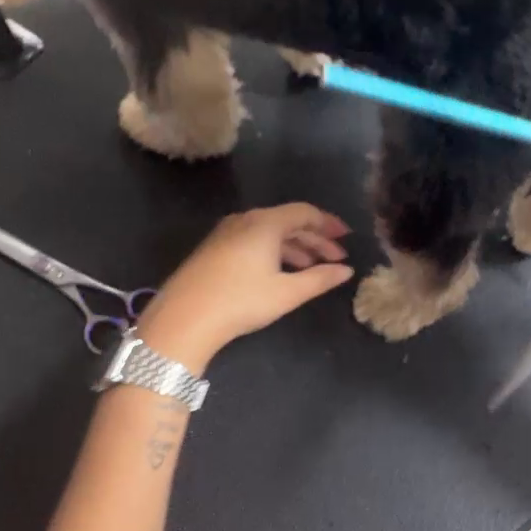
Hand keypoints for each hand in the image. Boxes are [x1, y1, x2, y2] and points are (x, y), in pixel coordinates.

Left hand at [136, 204, 353, 371]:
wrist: (184, 318)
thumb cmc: (241, 301)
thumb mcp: (287, 292)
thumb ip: (320, 279)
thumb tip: (346, 271)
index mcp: (265, 223)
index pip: (305, 213)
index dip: (328, 224)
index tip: (346, 238)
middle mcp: (245, 220)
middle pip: (287, 222)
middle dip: (314, 239)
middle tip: (336, 258)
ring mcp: (226, 233)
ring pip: (269, 233)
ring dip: (295, 247)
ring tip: (313, 268)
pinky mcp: (214, 249)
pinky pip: (253, 240)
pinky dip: (274, 251)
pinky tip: (282, 272)